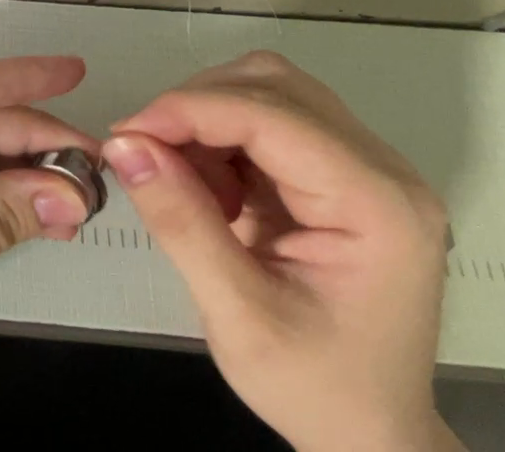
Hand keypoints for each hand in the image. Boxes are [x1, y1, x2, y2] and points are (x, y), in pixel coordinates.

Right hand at [103, 51, 460, 451]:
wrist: (368, 430)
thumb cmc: (313, 385)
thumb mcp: (237, 314)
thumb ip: (181, 223)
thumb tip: (123, 144)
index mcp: (376, 206)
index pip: (273, 116)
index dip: (190, 110)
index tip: (123, 135)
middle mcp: (381, 171)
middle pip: (273, 86)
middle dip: (195, 107)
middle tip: (143, 153)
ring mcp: (362, 170)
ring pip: (266, 93)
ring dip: (205, 120)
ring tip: (179, 180)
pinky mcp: (336, 175)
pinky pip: (264, 123)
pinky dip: (217, 140)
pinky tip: (209, 190)